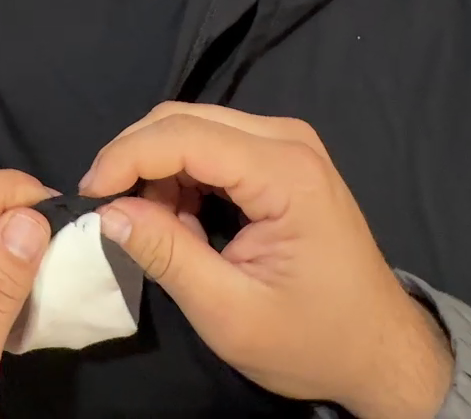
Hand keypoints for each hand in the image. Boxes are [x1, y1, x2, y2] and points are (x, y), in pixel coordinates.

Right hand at [80, 104, 452, 418]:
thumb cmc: (313, 340)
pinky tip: (181, 218)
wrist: (381, 351)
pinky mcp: (279, 152)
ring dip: (157, 169)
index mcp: (284, 171)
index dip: (126, 157)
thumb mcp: (230, 314)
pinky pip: (210, 142)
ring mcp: (285, 140)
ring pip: (191, 126)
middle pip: (183, 119)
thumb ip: (166, 255)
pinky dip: (180, 174)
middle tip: (109, 210)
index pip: (183, 135)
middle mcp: (285, 137)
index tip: (89, 196)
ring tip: (156, 228)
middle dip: (135, 159)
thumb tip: (107, 212)